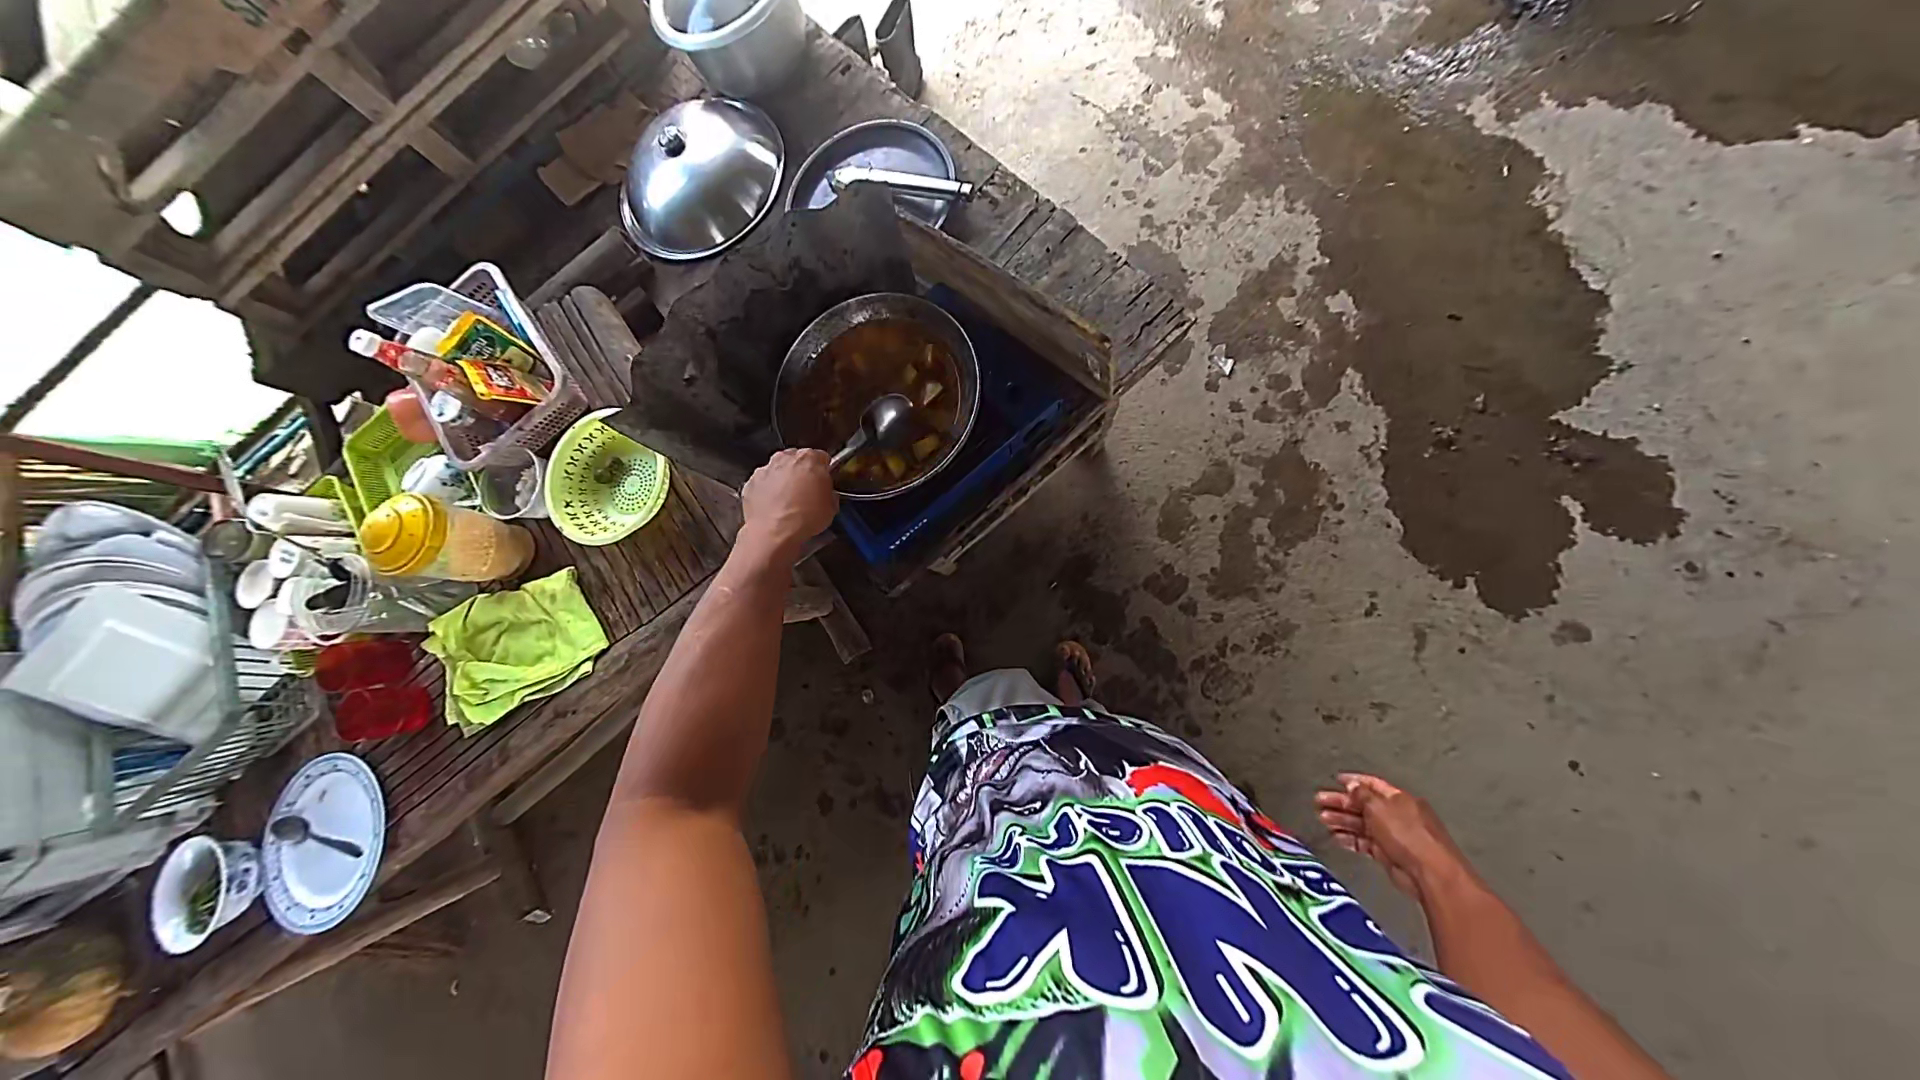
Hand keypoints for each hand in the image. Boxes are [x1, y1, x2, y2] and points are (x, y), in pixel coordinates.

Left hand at [740, 449, 836, 557]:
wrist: (774, 533)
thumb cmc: (802, 518)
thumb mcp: (831, 508)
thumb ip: (830, 493)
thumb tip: (828, 495)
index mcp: (810, 460)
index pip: (821, 456)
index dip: (824, 470)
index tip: (824, 480)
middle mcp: (786, 459)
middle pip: (797, 460)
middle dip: (802, 473)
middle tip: (807, 493)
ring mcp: (767, 470)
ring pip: (778, 470)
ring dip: (784, 481)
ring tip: (789, 503)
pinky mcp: (752, 483)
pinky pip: (763, 483)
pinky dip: (767, 491)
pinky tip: (774, 507)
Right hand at [1315, 773, 1477, 900]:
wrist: (1430, 874)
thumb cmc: (1409, 836)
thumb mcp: (1379, 807)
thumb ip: (1362, 795)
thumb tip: (1352, 785)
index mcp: (1400, 799)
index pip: (1372, 784)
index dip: (1353, 781)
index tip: (1336, 779)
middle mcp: (1398, 816)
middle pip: (1364, 805)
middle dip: (1341, 803)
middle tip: (1320, 801)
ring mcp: (1395, 836)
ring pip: (1363, 824)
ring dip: (1342, 821)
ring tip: (1323, 819)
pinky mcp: (1390, 855)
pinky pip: (1366, 843)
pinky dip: (1351, 839)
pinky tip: (1337, 837)